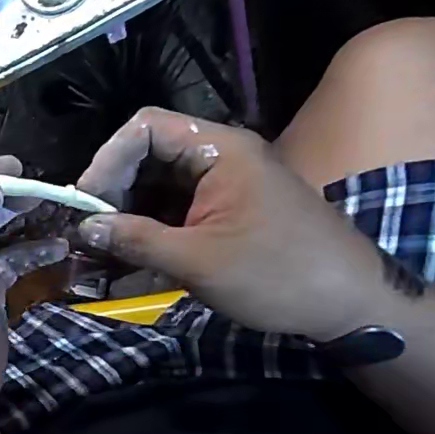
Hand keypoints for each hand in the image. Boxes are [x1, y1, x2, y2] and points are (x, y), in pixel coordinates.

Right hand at [74, 108, 408, 341]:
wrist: (352, 305)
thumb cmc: (278, 274)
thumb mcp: (198, 260)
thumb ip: (135, 240)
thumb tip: (82, 229)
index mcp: (220, 151)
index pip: (146, 127)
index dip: (108, 159)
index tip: (86, 202)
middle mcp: (218, 159)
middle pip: (145, 157)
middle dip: (110, 193)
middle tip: (86, 233)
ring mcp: (220, 187)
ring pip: (153, 188)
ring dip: (122, 218)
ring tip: (97, 253)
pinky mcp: (221, 214)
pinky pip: (170, 213)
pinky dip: (144, 233)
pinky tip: (123, 262)